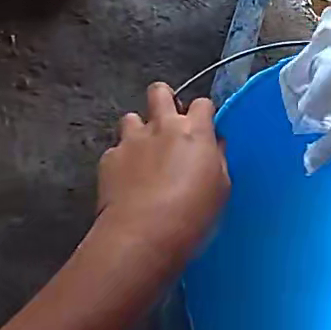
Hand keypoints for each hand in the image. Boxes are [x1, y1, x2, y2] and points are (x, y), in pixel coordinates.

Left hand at [96, 83, 228, 262]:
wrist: (142, 237)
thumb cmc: (192, 215)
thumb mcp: (221, 188)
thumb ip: (217, 159)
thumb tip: (214, 146)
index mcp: (194, 130)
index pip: (202, 103)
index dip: (202, 114)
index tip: (203, 129)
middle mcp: (162, 126)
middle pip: (160, 92)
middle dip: (164, 100)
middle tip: (168, 124)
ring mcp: (131, 140)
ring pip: (131, 117)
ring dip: (138, 130)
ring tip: (142, 153)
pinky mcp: (108, 159)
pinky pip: (114, 150)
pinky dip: (121, 161)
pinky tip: (125, 181)